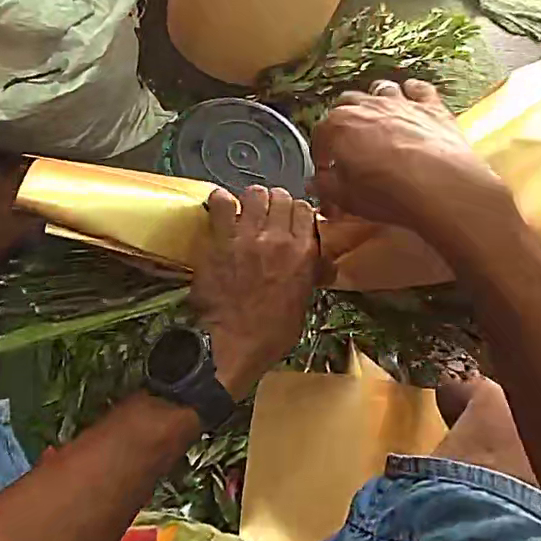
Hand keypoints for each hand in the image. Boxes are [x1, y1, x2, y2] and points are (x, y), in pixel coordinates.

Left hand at [191, 185, 319, 397]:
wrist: (232, 346)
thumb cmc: (270, 334)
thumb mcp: (303, 303)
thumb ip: (309, 274)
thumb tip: (321, 264)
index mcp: (304, 254)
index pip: (305, 210)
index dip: (294, 212)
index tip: (286, 220)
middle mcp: (279, 239)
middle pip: (281, 196)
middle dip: (273, 203)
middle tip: (264, 215)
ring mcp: (249, 237)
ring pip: (255, 194)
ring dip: (250, 200)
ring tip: (243, 212)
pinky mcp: (221, 240)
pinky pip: (221, 203)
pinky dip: (220, 201)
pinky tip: (220, 210)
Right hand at [310, 79, 515, 252]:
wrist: (441, 187)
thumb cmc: (389, 192)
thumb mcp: (346, 198)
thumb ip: (325, 186)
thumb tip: (316, 182)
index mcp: (339, 127)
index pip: (320, 134)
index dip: (322, 153)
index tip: (326, 168)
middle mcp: (366, 106)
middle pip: (346, 105)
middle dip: (343, 122)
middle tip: (348, 143)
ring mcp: (400, 103)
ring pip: (379, 89)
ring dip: (374, 100)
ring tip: (376, 118)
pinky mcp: (431, 106)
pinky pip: (418, 89)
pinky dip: (412, 92)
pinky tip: (411, 100)